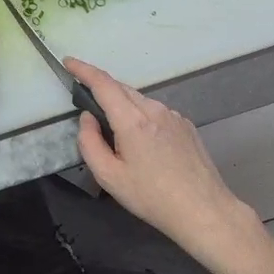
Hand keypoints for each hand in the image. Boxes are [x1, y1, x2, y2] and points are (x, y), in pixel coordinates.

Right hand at [66, 57, 251, 253]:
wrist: (204, 211)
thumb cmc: (151, 197)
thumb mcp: (109, 176)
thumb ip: (89, 142)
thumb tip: (87, 118)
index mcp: (132, 121)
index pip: (103, 83)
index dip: (83, 70)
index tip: (69, 62)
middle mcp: (154, 110)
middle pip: (121, 88)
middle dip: (101, 89)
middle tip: (86, 104)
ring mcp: (174, 116)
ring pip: (139, 101)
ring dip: (123, 106)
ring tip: (118, 136)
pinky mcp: (186, 126)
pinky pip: (156, 112)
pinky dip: (141, 117)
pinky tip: (144, 145)